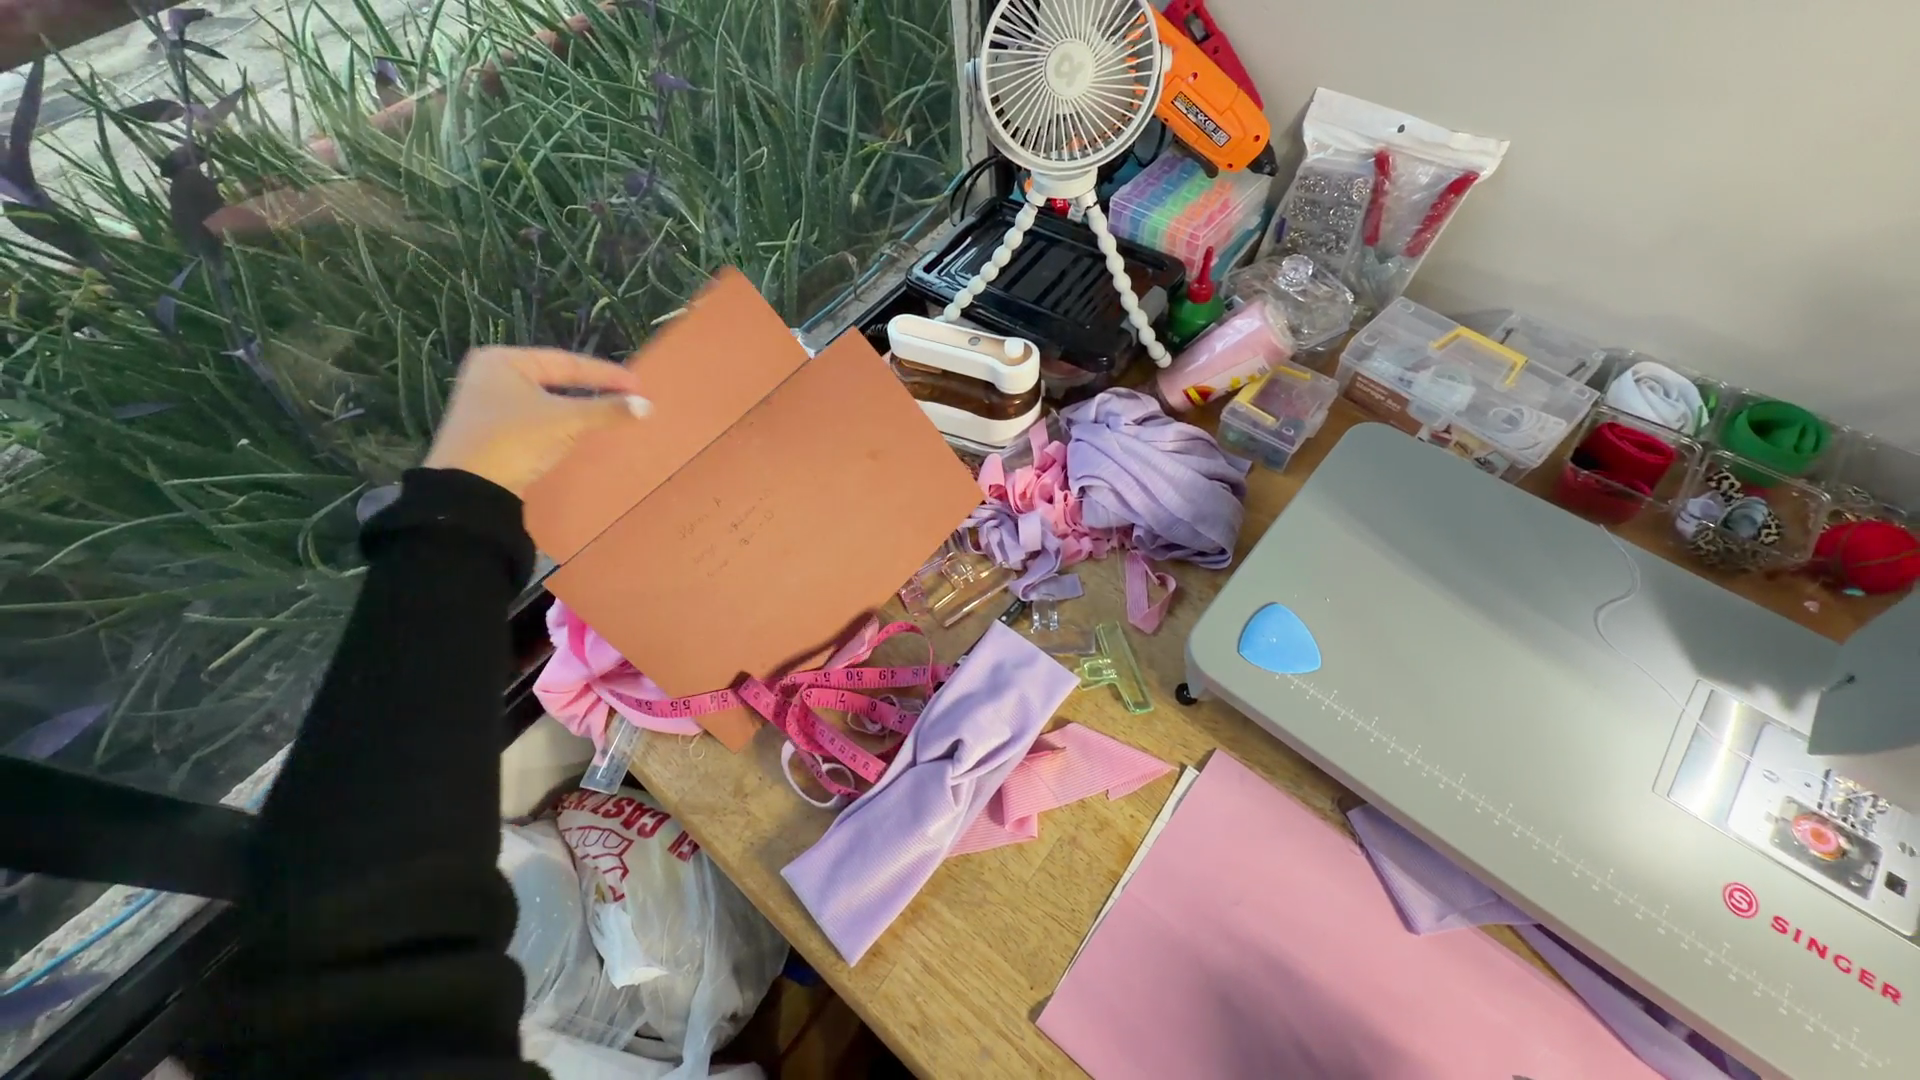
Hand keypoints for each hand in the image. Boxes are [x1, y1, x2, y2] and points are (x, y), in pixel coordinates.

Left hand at [423, 347, 648, 496]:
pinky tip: (577, 430)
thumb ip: (607, 410)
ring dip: (578, 407)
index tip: (637, 385)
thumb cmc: (513, 439)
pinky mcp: (490, 429)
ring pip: (546, 399)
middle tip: (625, 396)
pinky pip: (535, 417)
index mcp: (504, 360)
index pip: (567, 362)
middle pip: (555, 378)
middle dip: (592, 389)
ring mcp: (488, 403)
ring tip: (607, 412)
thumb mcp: (565, 421)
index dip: (606, 374)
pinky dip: (560, 421)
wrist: (468, 487)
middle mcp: (492, 374)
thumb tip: (647, 406)